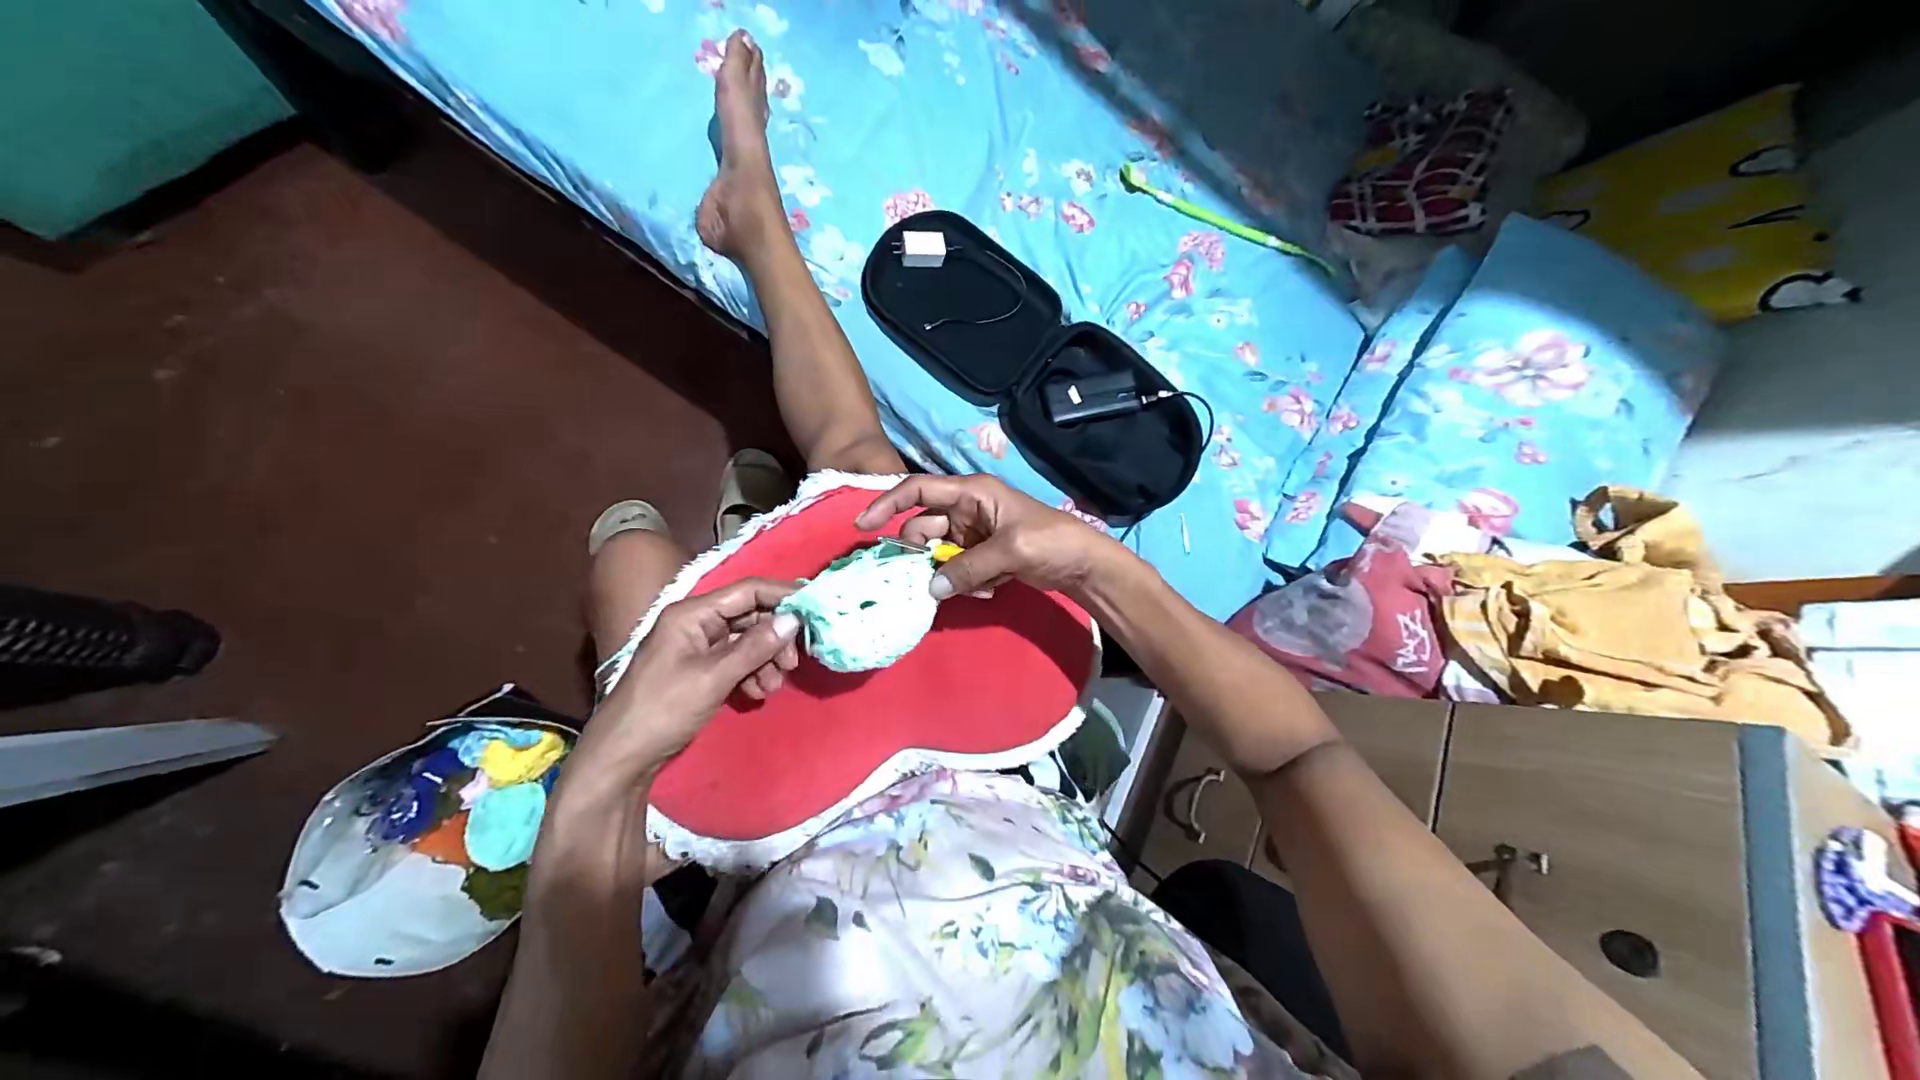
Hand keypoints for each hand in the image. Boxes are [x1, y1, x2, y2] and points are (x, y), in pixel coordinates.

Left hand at [584, 577, 800, 778]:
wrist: (622, 755)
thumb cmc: (664, 708)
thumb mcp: (714, 676)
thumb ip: (756, 646)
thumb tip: (794, 619)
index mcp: (692, 613)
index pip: (748, 590)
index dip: (782, 596)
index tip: (814, 610)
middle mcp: (696, 623)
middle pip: (750, 615)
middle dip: (775, 637)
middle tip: (794, 662)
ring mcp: (697, 646)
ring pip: (746, 640)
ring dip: (766, 659)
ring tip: (774, 685)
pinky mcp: (700, 669)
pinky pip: (736, 660)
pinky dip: (752, 673)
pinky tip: (758, 692)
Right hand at [854, 475, 1122, 599]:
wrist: (1083, 564)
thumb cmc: (1051, 542)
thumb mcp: (1010, 551)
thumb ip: (968, 568)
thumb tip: (930, 589)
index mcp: (972, 493)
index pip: (919, 489)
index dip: (888, 503)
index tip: (863, 525)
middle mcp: (967, 509)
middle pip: (922, 526)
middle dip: (917, 552)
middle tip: (917, 577)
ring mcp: (973, 534)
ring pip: (937, 552)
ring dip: (944, 573)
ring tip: (967, 587)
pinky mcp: (980, 556)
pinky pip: (955, 569)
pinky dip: (963, 582)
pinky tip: (990, 589)